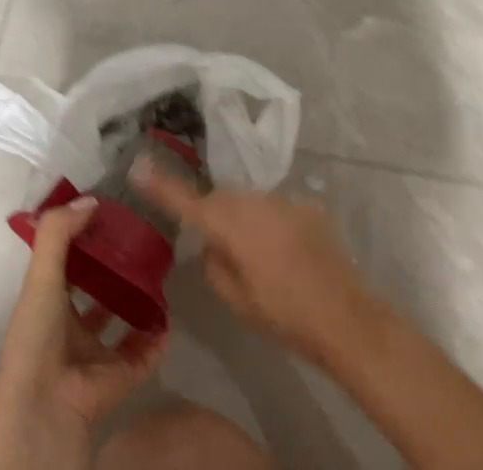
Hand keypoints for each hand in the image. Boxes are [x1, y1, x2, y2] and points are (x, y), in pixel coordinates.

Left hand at [0, 196, 165, 469]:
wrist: (47, 401)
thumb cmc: (37, 334)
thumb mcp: (41, 275)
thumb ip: (59, 234)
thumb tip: (90, 199)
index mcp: (47, 305)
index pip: (67, 268)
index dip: (85, 244)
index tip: (110, 220)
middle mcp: (71, 328)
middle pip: (97, 294)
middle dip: (117, 274)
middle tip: (142, 247)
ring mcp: (97, 354)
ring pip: (123, 323)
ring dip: (139, 303)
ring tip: (160, 276)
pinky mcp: (122, 375)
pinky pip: (145, 351)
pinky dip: (157, 336)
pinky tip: (168, 314)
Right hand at [133, 158, 379, 363]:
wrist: (344, 315)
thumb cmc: (282, 313)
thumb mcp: (235, 298)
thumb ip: (214, 263)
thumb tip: (213, 244)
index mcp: (230, 224)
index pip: (185, 200)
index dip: (160, 185)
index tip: (138, 166)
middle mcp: (254, 201)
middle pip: (220, 197)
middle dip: (210, 211)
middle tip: (210, 240)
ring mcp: (285, 200)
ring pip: (249, 200)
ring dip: (242, 216)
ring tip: (251, 251)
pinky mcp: (309, 207)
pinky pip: (276, 208)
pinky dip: (270, 222)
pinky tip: (282, 252)